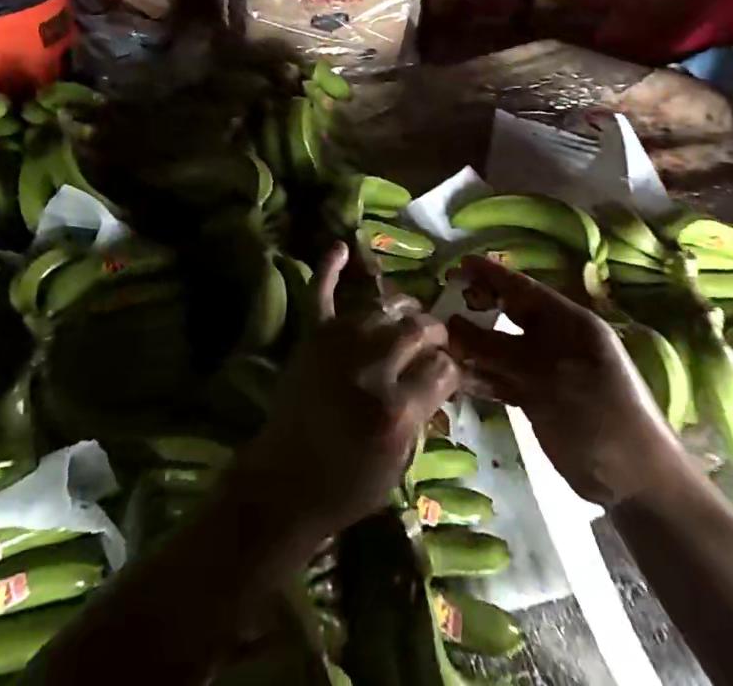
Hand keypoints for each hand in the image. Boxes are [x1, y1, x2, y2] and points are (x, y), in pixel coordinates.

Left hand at [227, 243, 460, 542]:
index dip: (451, 367)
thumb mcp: (401, 461)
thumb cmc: (348, 484)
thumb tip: (442, 374)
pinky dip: (330, 269)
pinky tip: (342, 247)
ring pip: (382, 308)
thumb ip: (424, 411)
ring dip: (402, 309)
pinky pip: (321, 295)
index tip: (448, 371)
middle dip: (434, 333)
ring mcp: (336, 348)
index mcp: (397, 408)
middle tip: (433, 344)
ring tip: (408, 319)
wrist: (282, 486)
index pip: (444, 366)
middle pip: (419, 328)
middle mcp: (370, 369)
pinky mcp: (310, 340)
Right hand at [446, 255, 685, 504]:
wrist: (634, 479)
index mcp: (570, 323)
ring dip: (472, 348)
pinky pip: (503, 380)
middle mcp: (557, 340)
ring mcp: (547, 371)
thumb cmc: (598, 415)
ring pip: (502, 350)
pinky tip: (452, 377)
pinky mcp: (539, 399)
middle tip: (438, 301)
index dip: (491, 274)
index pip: (524, 288)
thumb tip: (452, 325)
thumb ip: (498, 351)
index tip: (458, 263)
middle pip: (510, 315)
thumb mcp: (547, 378)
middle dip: (477, 307)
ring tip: (434, 342)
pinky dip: (481, 378)